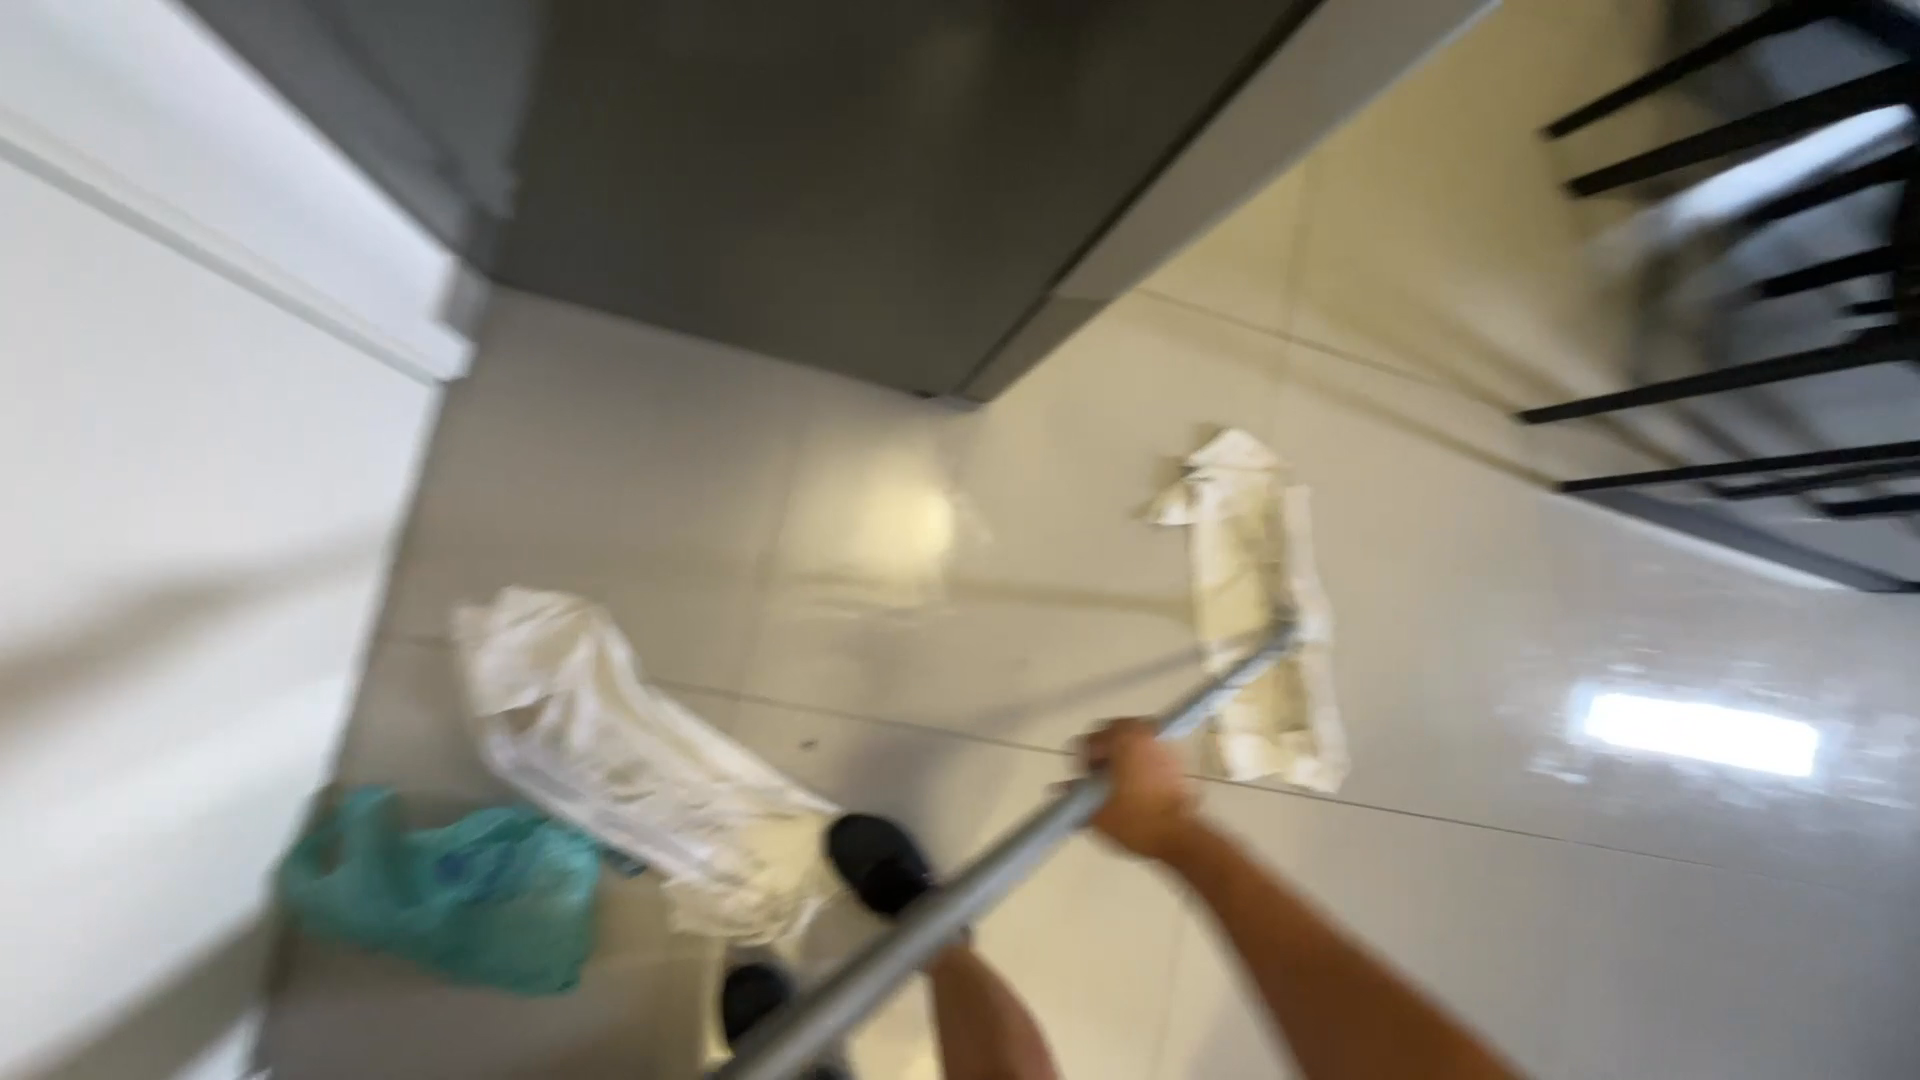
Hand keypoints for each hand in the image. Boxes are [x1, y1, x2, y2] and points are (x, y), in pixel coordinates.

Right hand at [1080, 718, 1200, 861]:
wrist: (1180, 837)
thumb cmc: (1135, 822)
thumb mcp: (1097, 813)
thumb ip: (1075, 795)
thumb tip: (1060, 787)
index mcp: (1121, 741)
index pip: (1091, 738)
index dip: (1083, 758)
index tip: (1084, 778)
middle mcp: (1143, 734)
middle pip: (1115, 728)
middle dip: (1104, 746)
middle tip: (1099, 772)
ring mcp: (1164, 745)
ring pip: (1136, 735)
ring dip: (1124, 749)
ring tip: (1119, 776)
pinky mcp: (1178, 759)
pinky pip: (1153, 747)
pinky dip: (1142, 756)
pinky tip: (1138, 781)